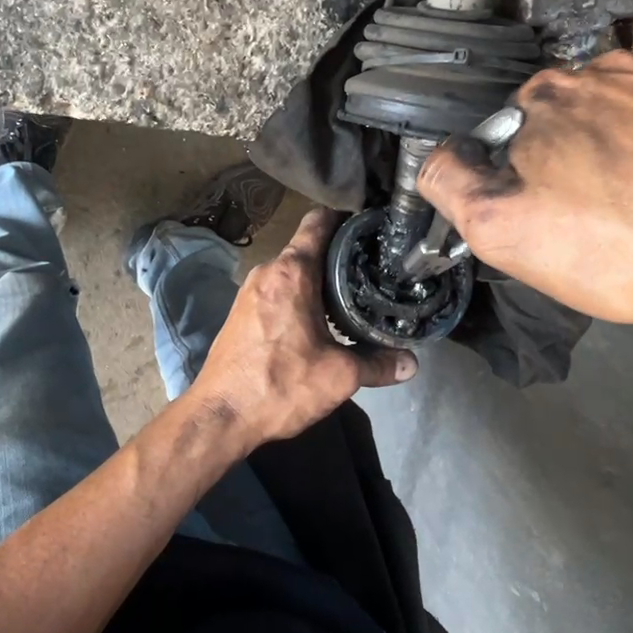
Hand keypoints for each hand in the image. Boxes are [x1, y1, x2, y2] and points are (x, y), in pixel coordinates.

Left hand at [186, 207, 418, 449]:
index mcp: (291, 272)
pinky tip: (319, 319)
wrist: (220, 415)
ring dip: (319, 280)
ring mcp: (249, 291)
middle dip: (339, 255)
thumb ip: (378, 364)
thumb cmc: (279, 385)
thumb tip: (412, 362)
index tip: (372, 225)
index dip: (347, 217)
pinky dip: (300, 296)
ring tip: (352, 295)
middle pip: (308, 247)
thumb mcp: (339, 376)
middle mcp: (267, 271)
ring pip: (292, 271)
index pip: (319, 221)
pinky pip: (278, 290)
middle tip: (374, 268)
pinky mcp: (241, 311)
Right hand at [417, 51, 632, 383]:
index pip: (512, 131)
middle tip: (606, 215)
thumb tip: (438, 157)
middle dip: (578, 155)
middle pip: (574, 113)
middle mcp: (609, 67)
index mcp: (547, 97)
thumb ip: (451, 184)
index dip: (523, 177)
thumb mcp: (507, 235)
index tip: (552, 214)